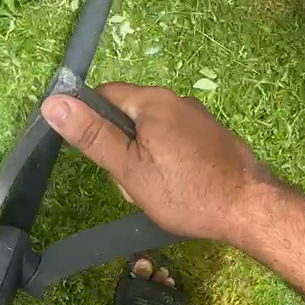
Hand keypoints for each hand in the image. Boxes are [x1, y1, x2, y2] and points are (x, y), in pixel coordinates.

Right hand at [41, 83, 276, 243]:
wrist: (251, 208)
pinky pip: (178, 145)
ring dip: (148, 163)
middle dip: (125, 151)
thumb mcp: (130, 169)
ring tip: (161, 193)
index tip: (101, 157)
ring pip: (155, 136)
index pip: (105, 96)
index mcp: (153, 101)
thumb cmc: (186, 192)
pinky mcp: (215, 139)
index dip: (93, 125)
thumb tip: (53, 102)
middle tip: (136, 185)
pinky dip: (172, 165)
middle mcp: (178, 100)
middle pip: (130, 118)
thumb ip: (93, 136)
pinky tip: (182, 190)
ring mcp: (200, 119)